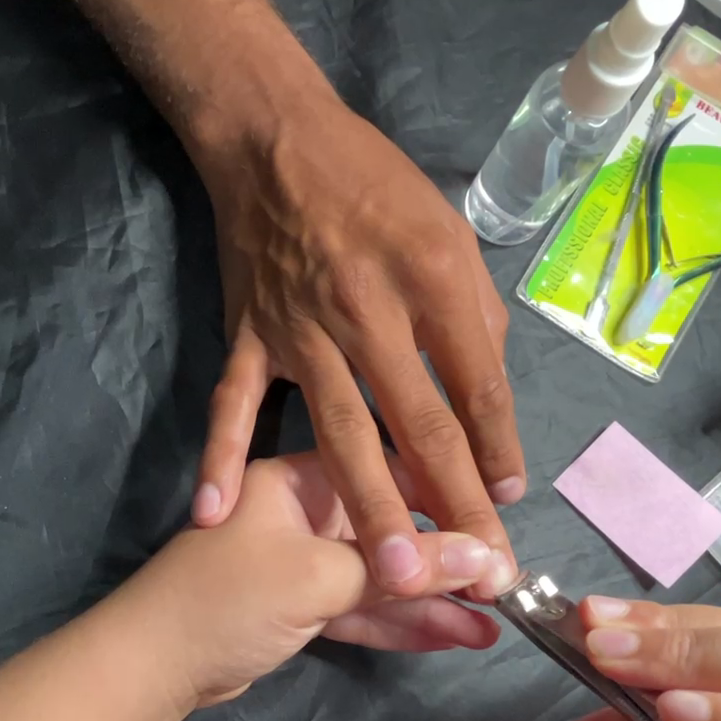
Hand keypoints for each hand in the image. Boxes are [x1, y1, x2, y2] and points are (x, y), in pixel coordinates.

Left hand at [113, 452, 506, 709]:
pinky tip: (450, 637)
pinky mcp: (300, 607)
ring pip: (378, 578)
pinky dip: (398, 625)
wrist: (151, 666)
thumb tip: (485, 560)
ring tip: (491, 624)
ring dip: (428, 602)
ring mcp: (303, 563)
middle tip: (502, 588)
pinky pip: (360, 609)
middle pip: (389, 531)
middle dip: (444, 563)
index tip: (496, 533)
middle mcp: (305, 513)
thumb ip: (400, 568)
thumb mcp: (317, 576)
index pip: (387, 476)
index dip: (445, 504)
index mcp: (300, 480)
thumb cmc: (227, 598)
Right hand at [189, 93, 523, 599]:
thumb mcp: (451, 236)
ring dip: (370, 508)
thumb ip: (474, 323)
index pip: (477, 387)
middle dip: (453, 504)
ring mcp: (301, 331)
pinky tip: (213, 512)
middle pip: (419, 425)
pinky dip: (220, 457)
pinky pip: (234, 405)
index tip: (506, 507)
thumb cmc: (376, 187)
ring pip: (341, 433)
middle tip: (478, 573)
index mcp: (433, 279)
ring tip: (393, 576)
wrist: (277, 144)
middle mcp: (370, 312)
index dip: (498, 453)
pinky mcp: (249, 339)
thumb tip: (485, 407)